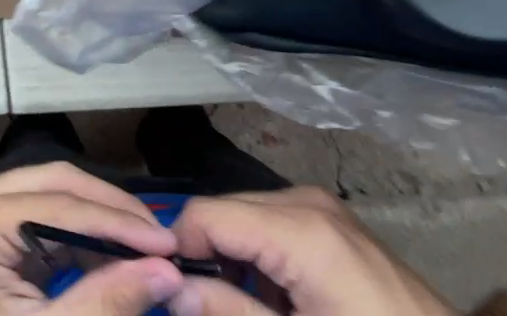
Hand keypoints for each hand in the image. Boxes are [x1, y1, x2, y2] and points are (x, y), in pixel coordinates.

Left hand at [0, 162, 186, 314]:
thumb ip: (106, 300)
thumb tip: (168, 272)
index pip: (60, 204)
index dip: (119, 222)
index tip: (170, 244)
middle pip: (55, 183)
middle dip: (111, 209)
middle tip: (162, 239)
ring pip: (50, 191)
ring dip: (98, 218)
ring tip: (146, 249)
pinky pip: (39, 212)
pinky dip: (77, 232)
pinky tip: (112, 255)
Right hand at [169, 188, 455, 315]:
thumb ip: (229, 313)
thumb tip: (171, 289)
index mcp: (299, 229)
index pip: (204, 214)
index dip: (179, 250)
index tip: (175, 292)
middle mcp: (307, 202)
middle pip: (223, 210)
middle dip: (207, 254)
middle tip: (207, 305)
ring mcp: (324, 207)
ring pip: (245, 214)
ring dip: (233, 256)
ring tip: (249, 305)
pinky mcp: (335, 220)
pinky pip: (274, 221)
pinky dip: (261, 253)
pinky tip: (279, 296)